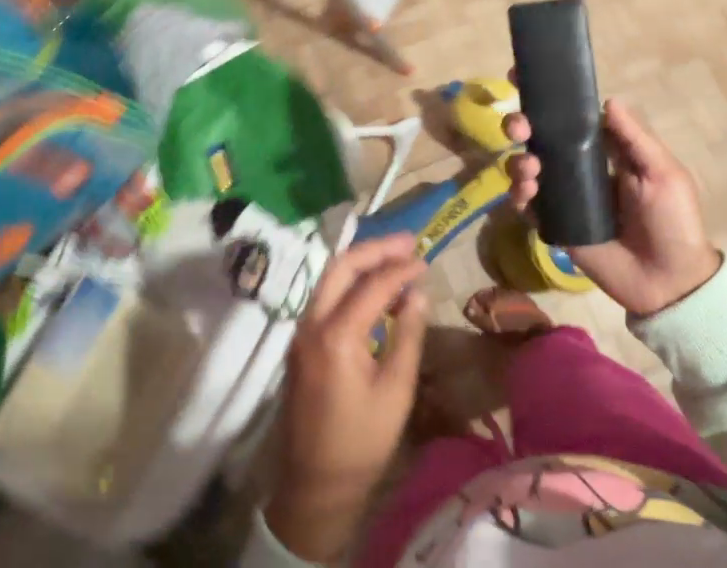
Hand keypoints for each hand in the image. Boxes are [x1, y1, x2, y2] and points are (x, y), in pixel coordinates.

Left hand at [265, 233, 428, 562]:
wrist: (315, 485)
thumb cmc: (362, 442)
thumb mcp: (396, 390)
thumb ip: (407, 335)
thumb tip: (416, 293)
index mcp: (336, 336)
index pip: (372, 285)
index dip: (401, 268)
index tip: (426, 260)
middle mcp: (311, 325)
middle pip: (340, 267)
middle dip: (374, 249)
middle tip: (407, 242)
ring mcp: (300, 334)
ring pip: (328, 280)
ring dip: (360, 264)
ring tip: (395, 259)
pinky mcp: (300, 345)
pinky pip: (324, 300)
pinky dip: (349, 286)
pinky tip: (374, 291)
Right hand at [505, 98, 721, 316]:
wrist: (668, 282)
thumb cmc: (673, 222)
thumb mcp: (663, 174)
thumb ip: (634, 139)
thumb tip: (608, 100)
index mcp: (608, 151)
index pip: (573, 118)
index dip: (548, 100)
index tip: (522, 79)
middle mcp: (581, 168)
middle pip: (541, 139)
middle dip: (522, 125)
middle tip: (518, 127)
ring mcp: (565, 196)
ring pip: (528, 168)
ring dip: (519, 162)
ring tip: (531, 170)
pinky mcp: (555, 224)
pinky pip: (527, 205)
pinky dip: (519, 195)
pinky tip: (527, 194)